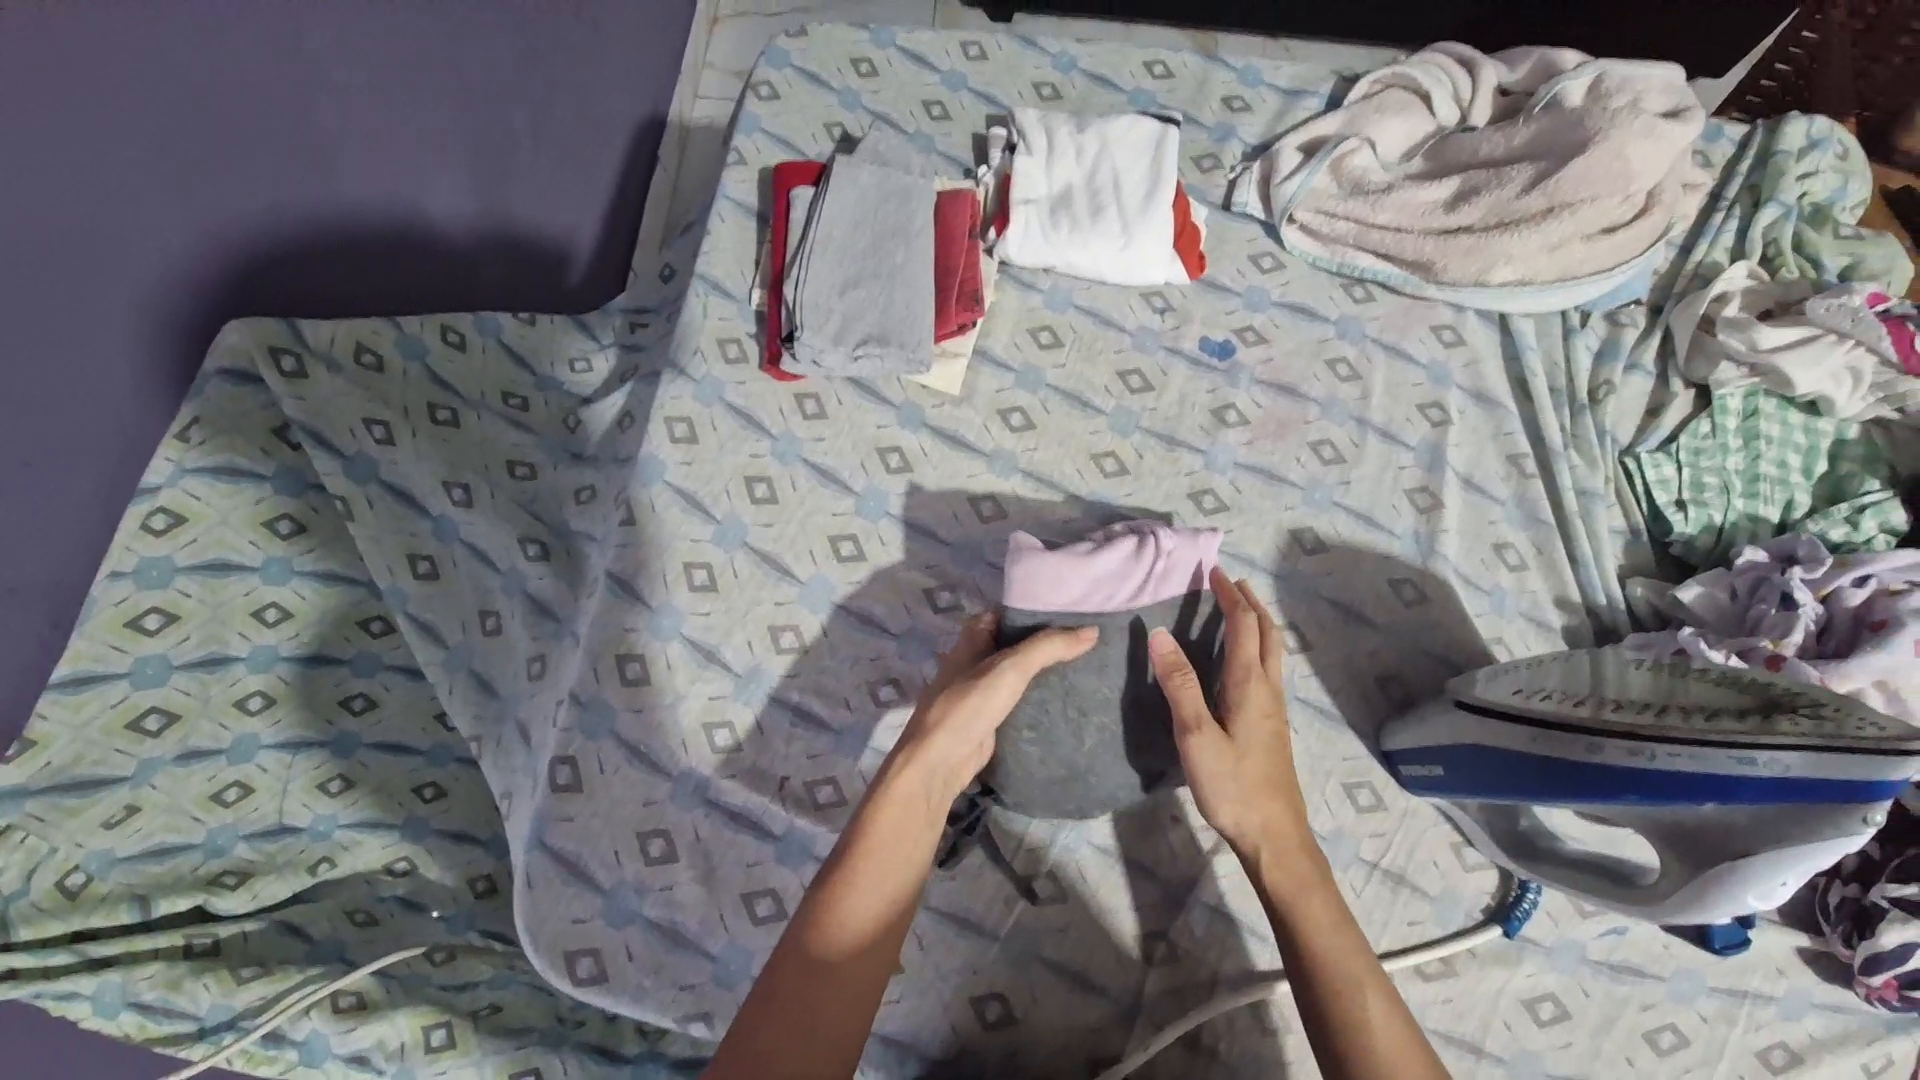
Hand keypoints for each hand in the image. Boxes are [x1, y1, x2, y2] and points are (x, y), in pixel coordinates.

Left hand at [885, 612, 1098, 812]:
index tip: (1070, 609)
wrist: (938, 763)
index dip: (1034, 609)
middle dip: (1046, 642)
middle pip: (1015, 644)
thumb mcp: (1010, 668)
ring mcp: (982, 692)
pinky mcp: (991, 720)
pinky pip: (1020, 702)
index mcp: (972, 639)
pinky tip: (1068, 699)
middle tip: (1087, 638)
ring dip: (1045, 672)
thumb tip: (1092, 631)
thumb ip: (1048, 647)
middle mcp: (975, 661)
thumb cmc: (968, 705)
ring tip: (1088, 664)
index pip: (1006, 613)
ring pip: (1019, 675)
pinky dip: (1040, 699)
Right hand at [1149, 567, 1311, 857]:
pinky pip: (1268, 669)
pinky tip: (1242, 662)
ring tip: (1238, 610)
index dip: (1229, 596)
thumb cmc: (1232, 785)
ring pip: (1272, 651)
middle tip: (1228, 582)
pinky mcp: (1272, 725)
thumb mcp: (1195, 735)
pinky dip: (1256, 647)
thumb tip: (1160, 633)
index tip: (1213, 571)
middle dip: (1249, 602)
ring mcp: (1274, 708)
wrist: (1274, 834)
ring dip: (1257, 623)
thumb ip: (1179, 684)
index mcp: (1249, 685)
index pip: (1243, 626)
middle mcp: (1268, 689)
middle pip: (1267, 633)